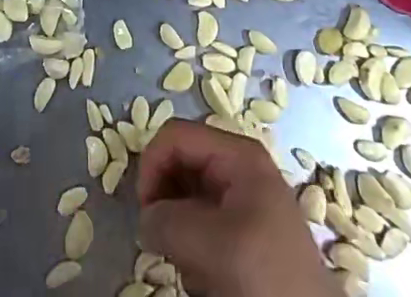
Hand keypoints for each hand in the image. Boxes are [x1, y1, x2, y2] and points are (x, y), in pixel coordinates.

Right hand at [137, 120, 342, 296]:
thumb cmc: (266, 276)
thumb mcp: (211, 243)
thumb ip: (166, 221)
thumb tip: (146, 219)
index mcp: (237, 154)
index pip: (174, 135)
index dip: (151, 165)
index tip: (144, 209)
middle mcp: (238, 168)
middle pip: (179, 163)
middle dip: (164, 200)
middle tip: (162, 239)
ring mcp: (241, 199)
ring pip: (185, 198)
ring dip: (178, 231)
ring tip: (191, 263)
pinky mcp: (240, 231)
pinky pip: (199, 226)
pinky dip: (192, 249)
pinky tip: (205, 276)